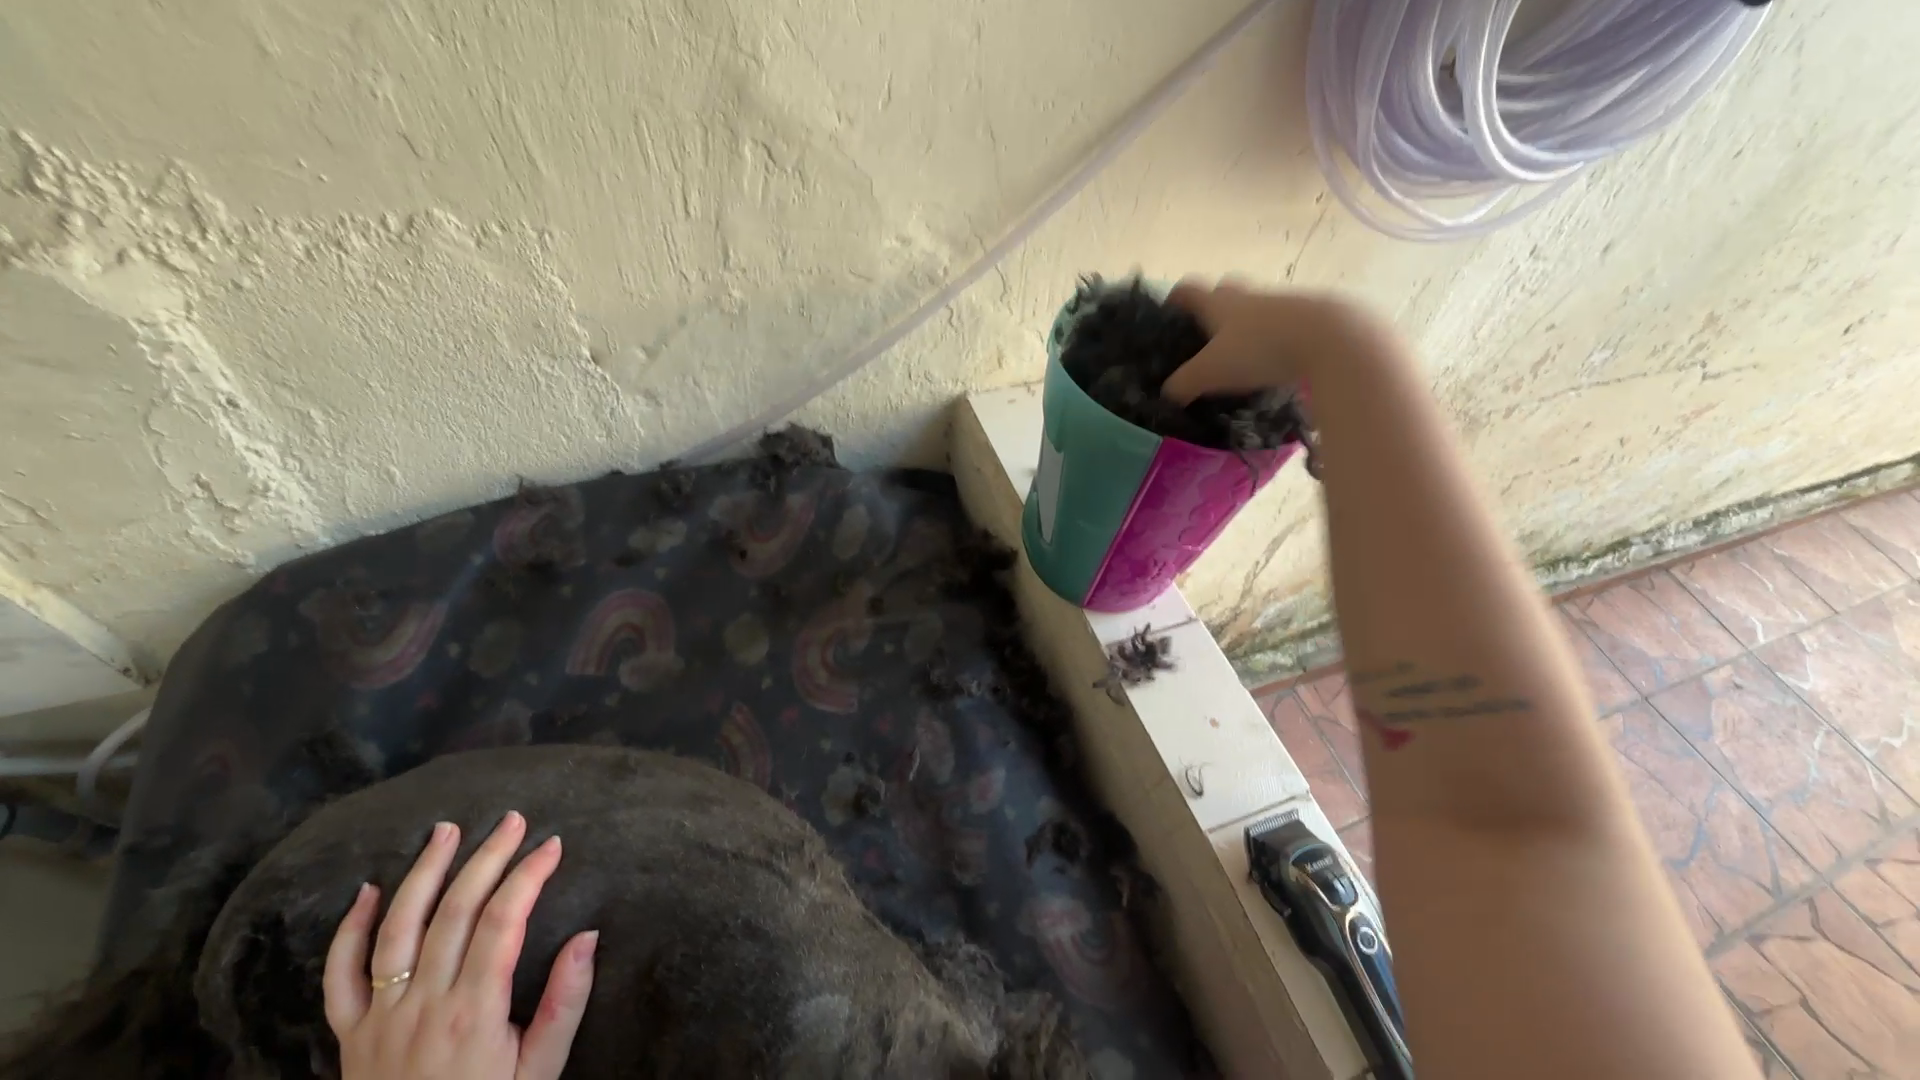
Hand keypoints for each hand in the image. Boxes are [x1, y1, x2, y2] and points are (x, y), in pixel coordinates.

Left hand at [323, 812, 597, 1079]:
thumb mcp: (542, 1068)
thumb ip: (565, 1002)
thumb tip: (588, 936)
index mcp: (474, 1011)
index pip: (502, 922)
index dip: (528, 876)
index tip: (552, 846)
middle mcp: (423, 1004)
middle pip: (454, 911)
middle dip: (487, 858)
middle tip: (512, 820)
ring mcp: (380, 1017)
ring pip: (397, 929)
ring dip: (423, 873)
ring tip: (446, 831)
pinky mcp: (350, 1034)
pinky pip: (340, 976)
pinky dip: (349, 931)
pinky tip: (367, 891)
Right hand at [1159, 278, 1397, 404]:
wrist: (1332, 338)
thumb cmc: (1260, 348)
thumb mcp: (1211, 372)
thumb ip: (1184, 384)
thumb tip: (1167, 395)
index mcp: (1220, 302)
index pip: (1188, 290)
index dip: (1175, 298)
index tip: (1168, 312)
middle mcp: (1250, 296)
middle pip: (1226, 290)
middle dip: (1215, 307)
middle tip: (1208, 336)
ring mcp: (1284, 304)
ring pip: (1258, 308)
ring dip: (1248, 326)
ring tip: (1244, 357)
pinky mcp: (1313, 318)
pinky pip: (1285, 325)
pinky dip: (1276, 339)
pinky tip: (1276, 363)